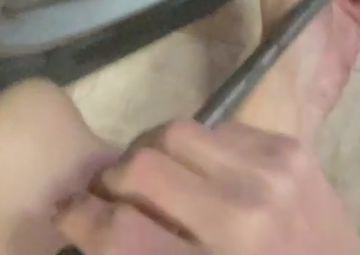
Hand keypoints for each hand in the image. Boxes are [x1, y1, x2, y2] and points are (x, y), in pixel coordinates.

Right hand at [56, 120, 359, 254]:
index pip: (122, 231)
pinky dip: (198, 147)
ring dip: (151, 151)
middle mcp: (243, 214)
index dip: (80, 219)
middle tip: (107, 192)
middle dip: (112, 178)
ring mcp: (273, 172)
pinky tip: (198, 171)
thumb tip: (99, 229)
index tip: (68, 214)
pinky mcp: (291, 147)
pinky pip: (221, 128)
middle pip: (144, 164)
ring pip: (179, 131)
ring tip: (147, 173)